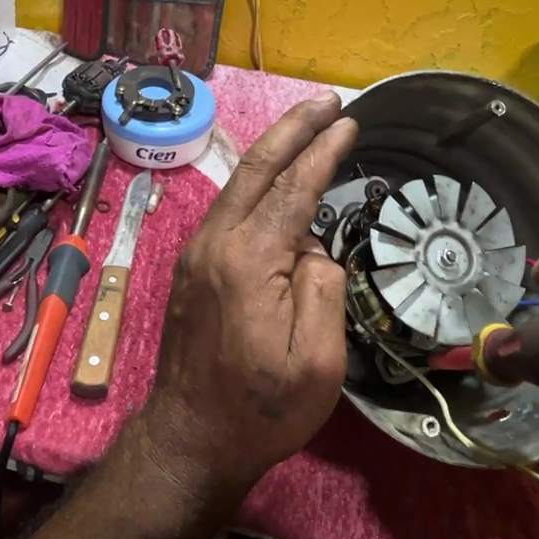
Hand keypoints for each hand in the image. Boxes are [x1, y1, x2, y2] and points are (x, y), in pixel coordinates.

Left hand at [135, 94, 356, 509]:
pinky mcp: (193, 264)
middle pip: (257, 167)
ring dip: (274, 149)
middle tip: (327, 100)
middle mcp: (216, 242)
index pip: (293, 189)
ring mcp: (197, 251)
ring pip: (239, 183)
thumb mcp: (318, 362)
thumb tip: (312, 247)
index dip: (323, 152)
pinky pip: (231, 208)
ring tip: (308, 126)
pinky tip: (278, 178)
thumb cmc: (261, 409)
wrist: (190, 438)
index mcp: (248, 261)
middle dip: (293, 127)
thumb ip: (323, 288)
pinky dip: (258, 181)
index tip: (348, 122)